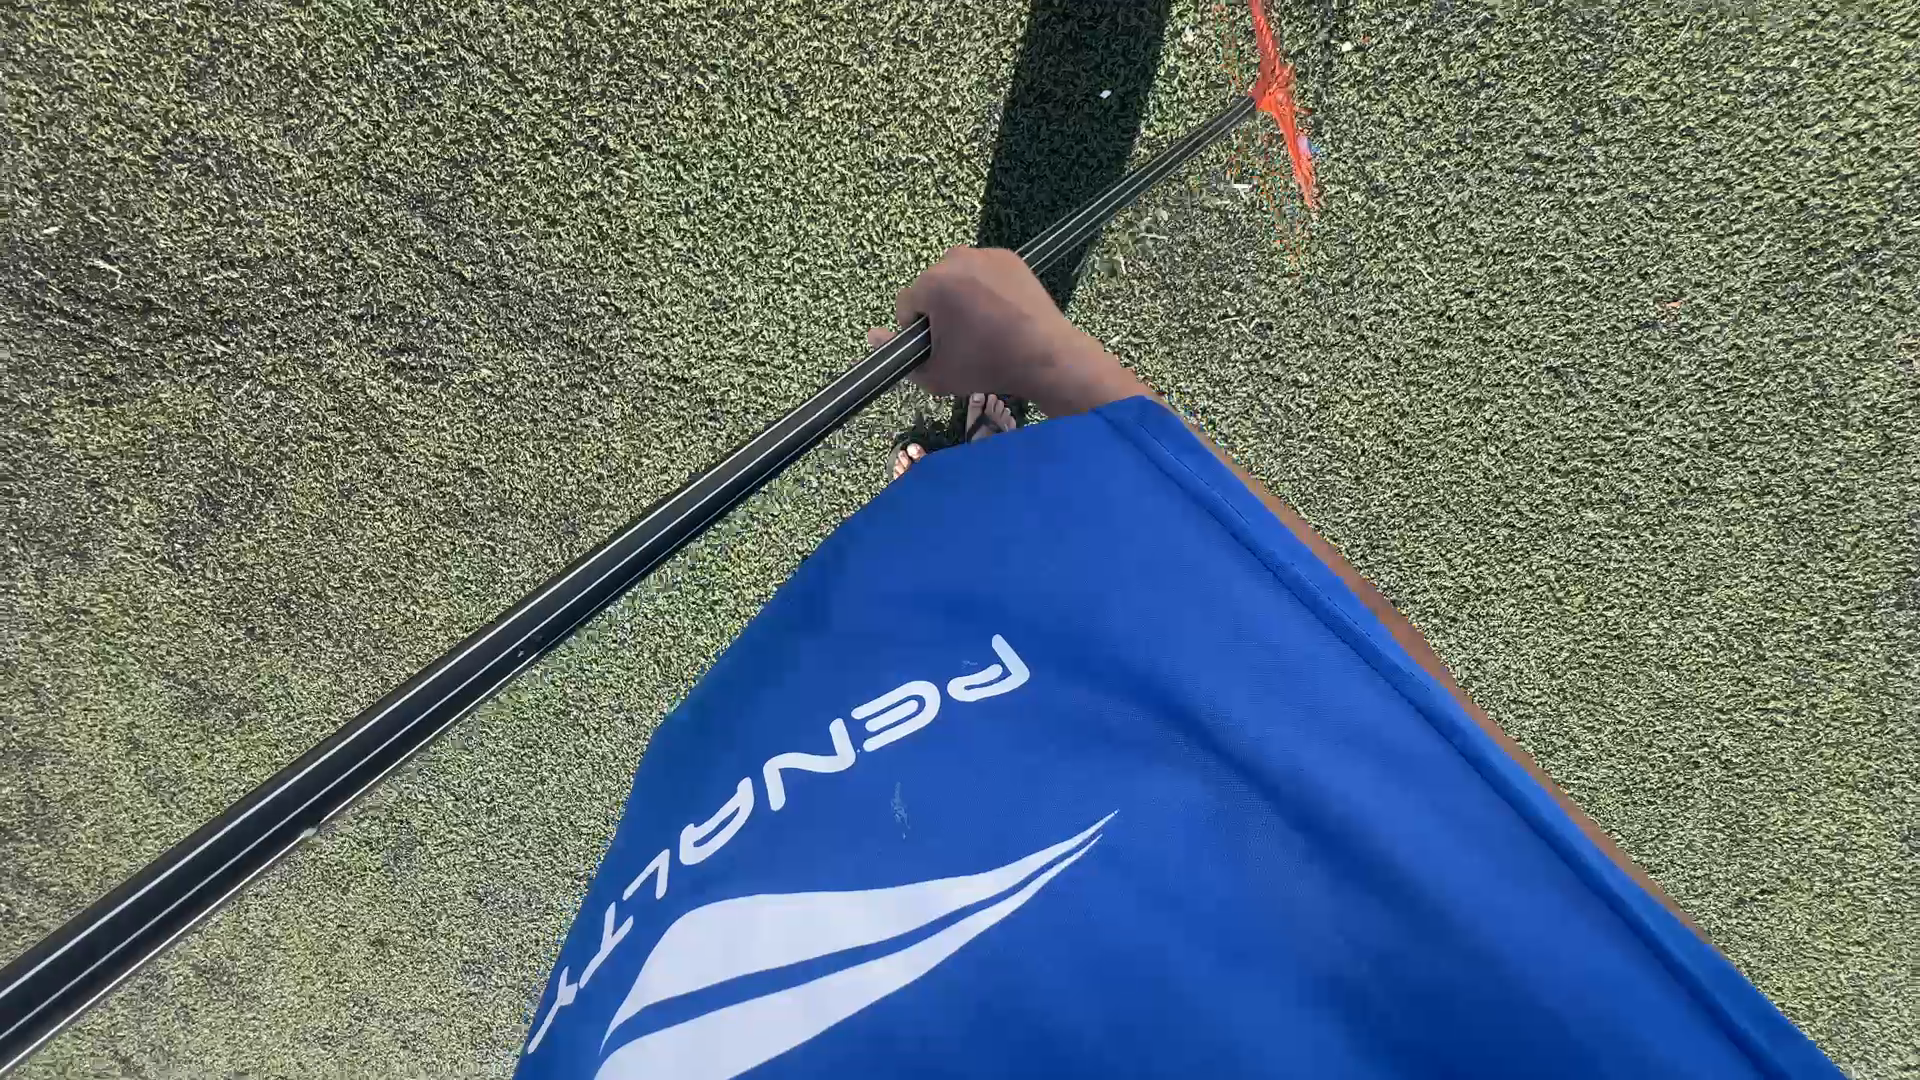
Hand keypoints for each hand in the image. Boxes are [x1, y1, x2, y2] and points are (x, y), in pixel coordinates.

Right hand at [865, 246, 1146, 416]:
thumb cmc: (986, 367)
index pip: (907, 305)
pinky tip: (999, 315)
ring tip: (983, 329)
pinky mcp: (1009, 257)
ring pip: (957, 279)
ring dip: (961, 299)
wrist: (1044, 356)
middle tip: (963, 341)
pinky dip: (985, 290)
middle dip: (940, 312)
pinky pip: (982, 273)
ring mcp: (986, 254)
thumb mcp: (935, 374)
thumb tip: (871, 336)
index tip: (938, 347)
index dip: (917, 331)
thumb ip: (897, 357)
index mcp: (934, 284)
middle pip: (932, 288)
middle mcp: (956, 259)